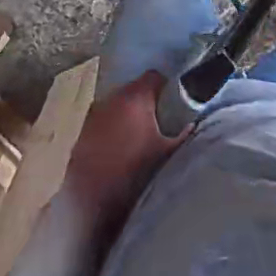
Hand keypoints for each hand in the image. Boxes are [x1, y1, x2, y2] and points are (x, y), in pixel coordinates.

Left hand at [62, 71, 187, 231]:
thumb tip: (193, 125)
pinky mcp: (81, 132)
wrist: (88, 198)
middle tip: (163, 122)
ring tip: (141, 138)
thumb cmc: (133, 172)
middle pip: (134, 90)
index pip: (155, 77)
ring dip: (128, 116)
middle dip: (148, 103)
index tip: (177, 101)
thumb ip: (183, 135)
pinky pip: (103, 122)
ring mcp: (93, 113)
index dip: (168, 86)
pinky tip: (119, 150)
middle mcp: (111, 98)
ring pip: (117, 106)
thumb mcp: (167, 155)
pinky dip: (112, 130)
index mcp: (135, 97)